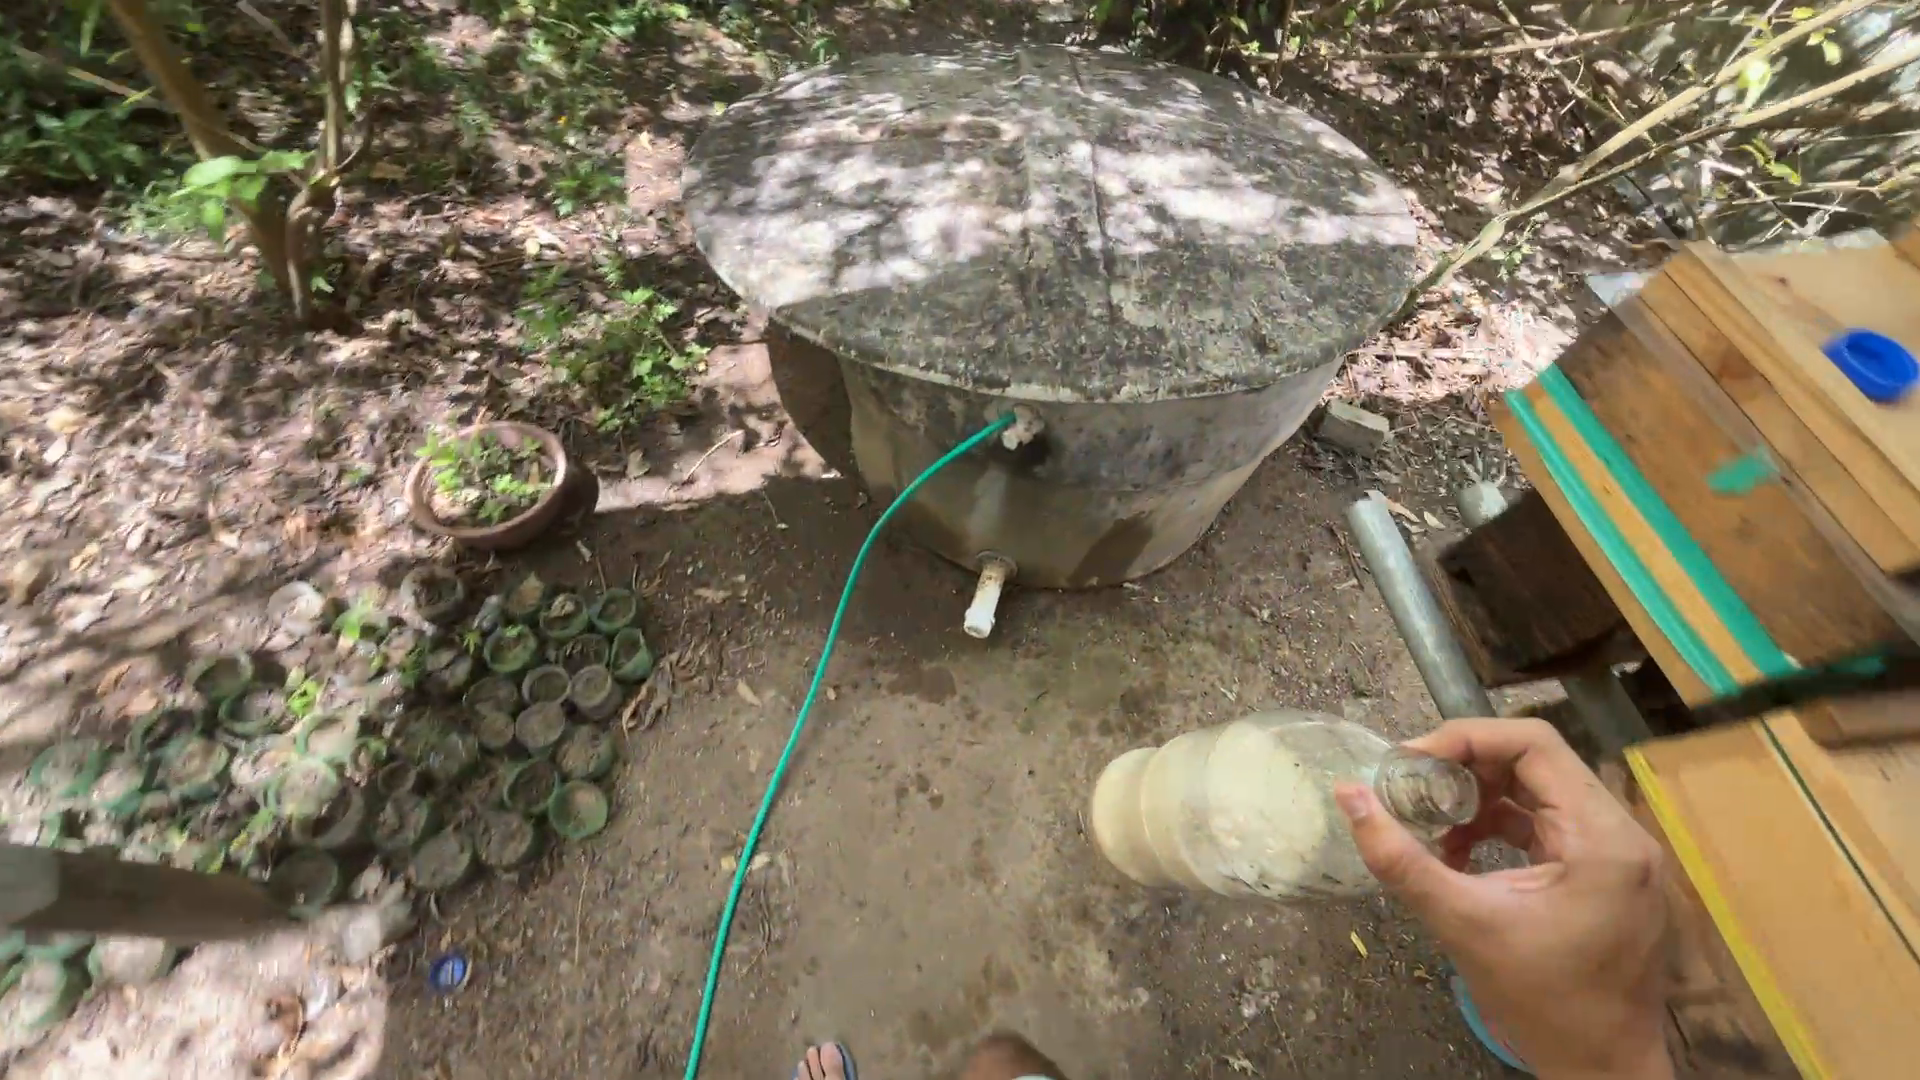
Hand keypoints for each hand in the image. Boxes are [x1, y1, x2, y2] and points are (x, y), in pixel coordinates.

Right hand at [1335, 718, 1672, 1079]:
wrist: (1603, 1072)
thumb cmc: (1541, 1000)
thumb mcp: (1458, 921)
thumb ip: (1397, 855)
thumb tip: (1346, 792)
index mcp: (1601, 839)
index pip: (1534, 744)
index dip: (1465, 738)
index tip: (1411, 762)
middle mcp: (1619, 834)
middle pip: (1533, 760)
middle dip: (1462, 764)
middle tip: (1409, 783)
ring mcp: (1615, 854)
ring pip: (1534, 786)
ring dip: (1473, 792)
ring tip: (1426, 816)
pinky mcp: (1602, 871)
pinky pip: (1541, 820)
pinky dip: (1492, 821)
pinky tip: (1455, 849)